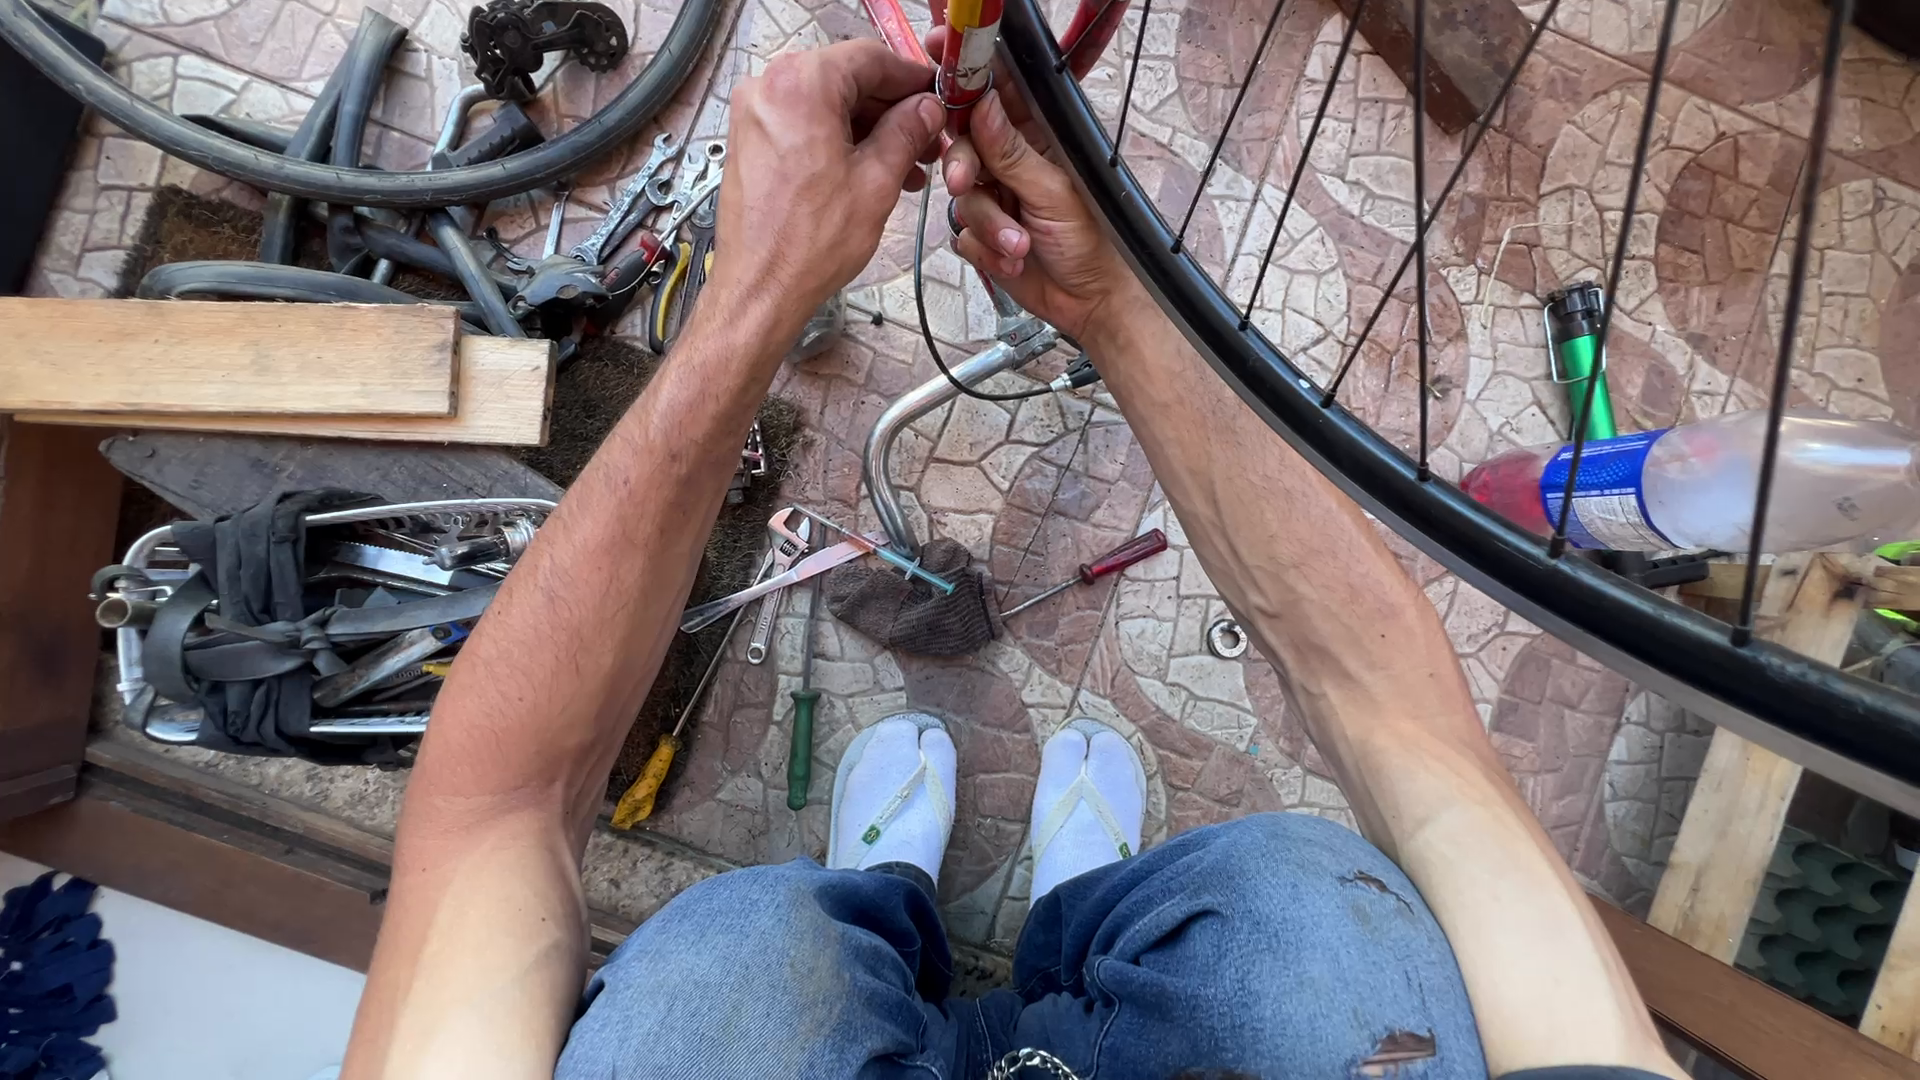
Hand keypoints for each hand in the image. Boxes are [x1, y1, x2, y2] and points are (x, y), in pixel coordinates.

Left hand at [705, 40, 943, 338]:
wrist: (761, 287)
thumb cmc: (808, 244)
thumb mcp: (875, 183)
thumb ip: (906, 134)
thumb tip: (927, 109)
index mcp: (801, 84)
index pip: (869, 58)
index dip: (910, 78)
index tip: (935, 97)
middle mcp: (769, 87)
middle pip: (845, 80)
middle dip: (890, 110)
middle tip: (926, 140)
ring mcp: (755, 114)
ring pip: (826, 106)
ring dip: (868, 131)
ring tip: (904, 168)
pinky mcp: (751, 143)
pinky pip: (804, 126)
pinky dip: (838, 142)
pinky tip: (867, 172)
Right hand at [932, 51, 1136, 343]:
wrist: (1088, 301)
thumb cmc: (1088, 240)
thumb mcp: (1052, 192)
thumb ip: (1011, 152)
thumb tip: (983, 103)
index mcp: (1035, 139)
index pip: (996, 97)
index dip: (968, 82)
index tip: (942, 67)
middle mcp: (1010, 166)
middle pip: (964, 147)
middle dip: (963, 167)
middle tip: (964, 183)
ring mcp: (995, 202)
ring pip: (962, 198)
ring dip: (989, 227)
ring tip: (1019, 247)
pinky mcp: (983, 238)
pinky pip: (964, 236)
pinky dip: (986, 252)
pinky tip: (1013, 263)